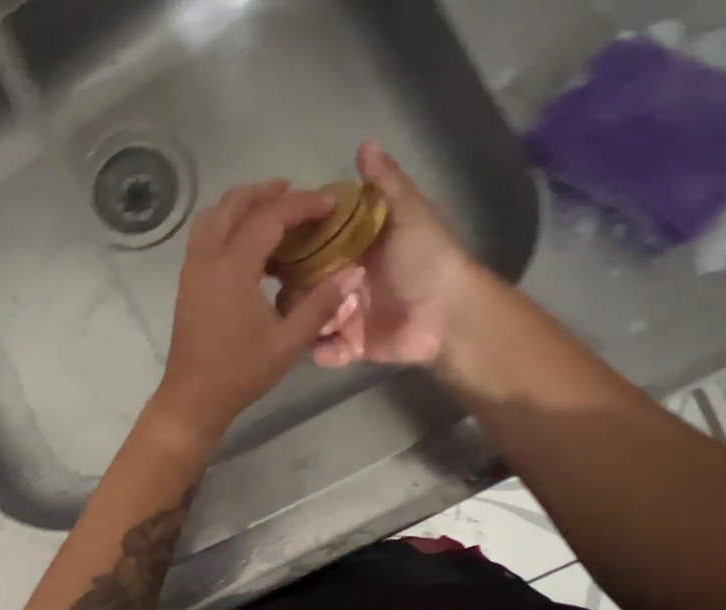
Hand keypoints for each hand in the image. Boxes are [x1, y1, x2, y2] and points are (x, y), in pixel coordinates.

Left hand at [152, 180, 354, 442]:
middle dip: (266, 193)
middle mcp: (206, 260)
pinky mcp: (187, 283)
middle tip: (299, 195)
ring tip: (275, 212)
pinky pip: (205, 238)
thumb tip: (353, 272)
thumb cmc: (240, 373)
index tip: (330, 204)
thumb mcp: (288, 343)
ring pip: (213, 217)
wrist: (192, 398)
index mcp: (231, 269)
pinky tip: (254, 247)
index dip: (302, 204)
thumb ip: (321, 304)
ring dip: (242, 206)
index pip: (268, 218)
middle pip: (233, 205)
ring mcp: (192, 270)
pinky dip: (228, 226)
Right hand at [307, 140, 478, 367]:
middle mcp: (338, 280)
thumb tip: (365, 143)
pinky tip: (337, 342)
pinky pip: (322, 350)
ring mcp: (341, 315)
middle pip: (296, 285)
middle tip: (304, 291)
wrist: (449, 314)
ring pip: (302, 320)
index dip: (290, 243)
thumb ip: (385, 183)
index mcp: (348, 248)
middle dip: (294, 290)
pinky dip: (324, 350)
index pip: (306, 243)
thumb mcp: (408, 214)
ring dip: (307, 321)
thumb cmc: (428, 259)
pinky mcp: (349, 345)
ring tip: (325, 319)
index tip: (276, 244)